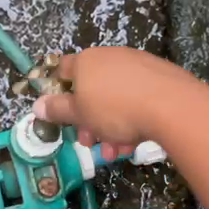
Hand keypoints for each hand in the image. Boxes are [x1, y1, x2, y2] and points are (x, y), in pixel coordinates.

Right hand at [31, 47, 197, 146]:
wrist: (171, 106)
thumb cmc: (114, 109)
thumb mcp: (80, 115)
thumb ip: (57, 110)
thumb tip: (37, 105)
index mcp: (86, 61)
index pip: (63, 69)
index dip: (58, 91)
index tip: (61, 113)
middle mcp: (110, 57)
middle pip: (91, 90)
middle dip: (88, 120)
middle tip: (90, 142)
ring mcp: (137, 65)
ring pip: (114, 98)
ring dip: (110, 127)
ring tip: (116, 151)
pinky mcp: (159, 77)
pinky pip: (136, 98)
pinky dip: (131, 119)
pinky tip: (134, 142)